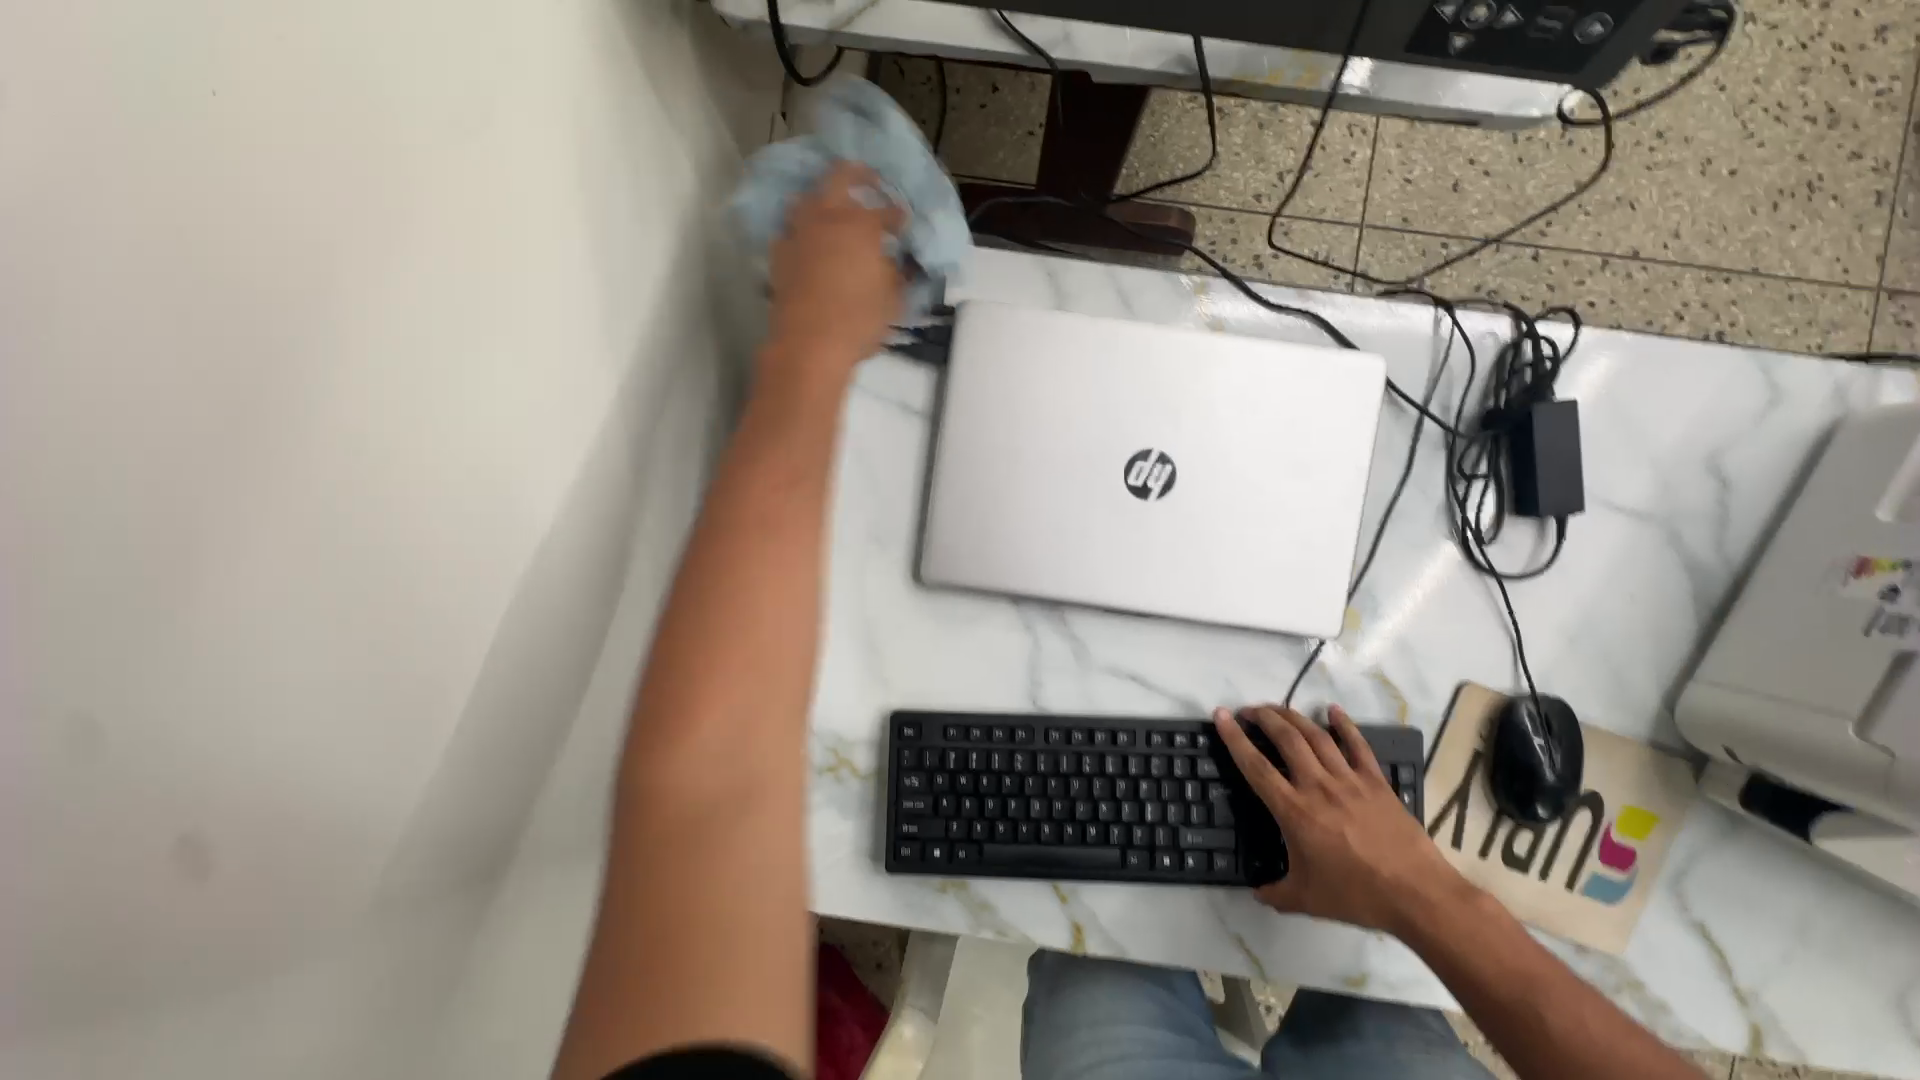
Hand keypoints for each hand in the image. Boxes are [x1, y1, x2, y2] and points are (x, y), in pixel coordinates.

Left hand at [765, 162, 905, 379]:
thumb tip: (901, 264)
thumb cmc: (858, 321)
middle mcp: (826, 217)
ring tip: (834, 209)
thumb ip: (898, 275)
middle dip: (859, 174)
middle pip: (840, 176)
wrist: (808, 345)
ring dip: (823, 197)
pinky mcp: (778, 253)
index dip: (898, 216)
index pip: (886, 211)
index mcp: (861, 225)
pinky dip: (802, 229)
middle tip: (871, 181)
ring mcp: (798, 232)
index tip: (904, 223)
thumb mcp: (893, 300)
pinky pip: (790, 230)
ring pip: (807, 197)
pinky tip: (808, 241)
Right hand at [1213, 704, 1474, 936]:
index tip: (1221, 716)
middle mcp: (1317, 786)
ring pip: (1316, 736)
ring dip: (1293, 716)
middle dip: (1263, 717)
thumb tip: (1257, 892)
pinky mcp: (1377, 783)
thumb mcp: (1306, 900)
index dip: (1234, 738)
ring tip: (1277, 708)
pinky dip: (1344, 724)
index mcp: (1294, 811)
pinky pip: (1358, 746)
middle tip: (1248, 710)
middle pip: (1285, 739)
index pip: (1255, 766)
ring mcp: (1349, 781)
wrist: (1416, 894)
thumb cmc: (1356, 895)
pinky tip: (1333, 710)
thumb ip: (1276, 893)